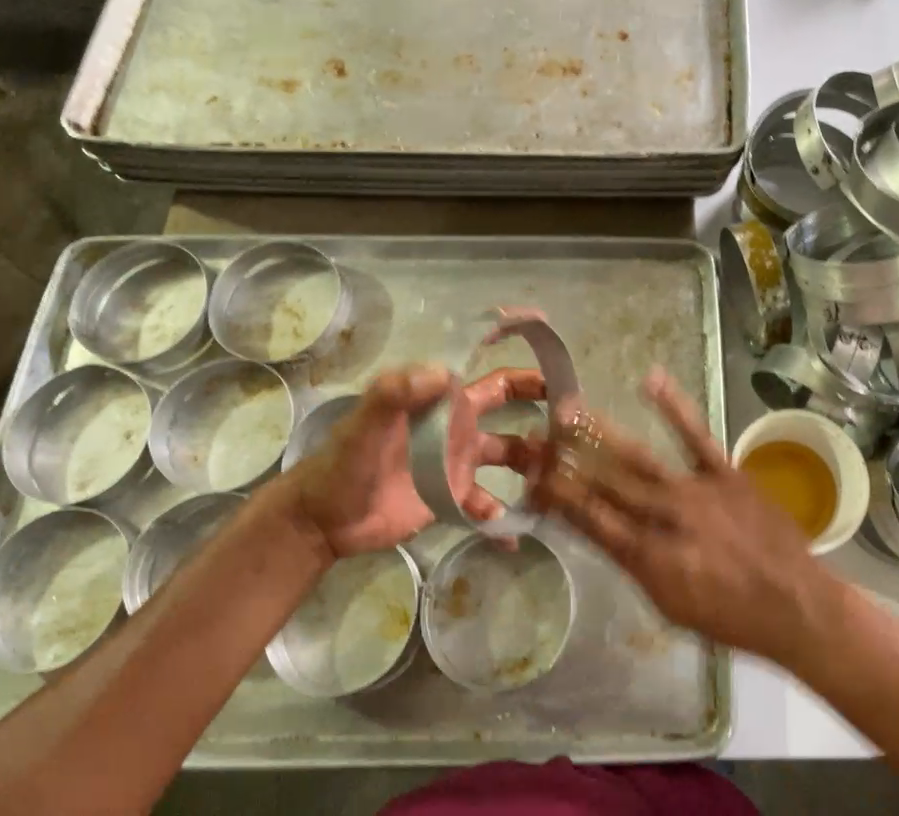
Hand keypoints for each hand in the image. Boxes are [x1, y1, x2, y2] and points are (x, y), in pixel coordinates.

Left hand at [280, 365, 548, 557]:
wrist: (322, 520)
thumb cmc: (342, 463)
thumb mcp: (364, 423)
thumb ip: (395, 393)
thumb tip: (445, 372)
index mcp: (442, 402)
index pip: (488, 374)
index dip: (519, 361)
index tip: (557, 361)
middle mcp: (457, 428)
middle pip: (511, 412)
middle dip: (543, 412)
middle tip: (576, 424)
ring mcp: (457, 465)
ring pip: (509, 458)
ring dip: (534, 467)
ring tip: (560, 480)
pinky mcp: (453, 500)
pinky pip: (487, 508)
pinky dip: (503, 522)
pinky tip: (518, 536)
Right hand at [532, 368, 842, 664]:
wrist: (793, 605)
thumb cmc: (729, 616)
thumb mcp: (669, 604)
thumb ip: (634, 563)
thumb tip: (601, 529)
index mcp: (645, 559)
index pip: (588, 519)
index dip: (556, 495)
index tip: (531, 475)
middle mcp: (663, 520)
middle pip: (603, 485)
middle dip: (565, 461)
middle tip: (535, 436)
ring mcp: (695, 493)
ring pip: (637, 458)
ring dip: (599, 433)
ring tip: (568, 409)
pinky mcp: (726, 474)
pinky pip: (696, 435)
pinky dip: (673, 406)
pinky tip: (650, 379)